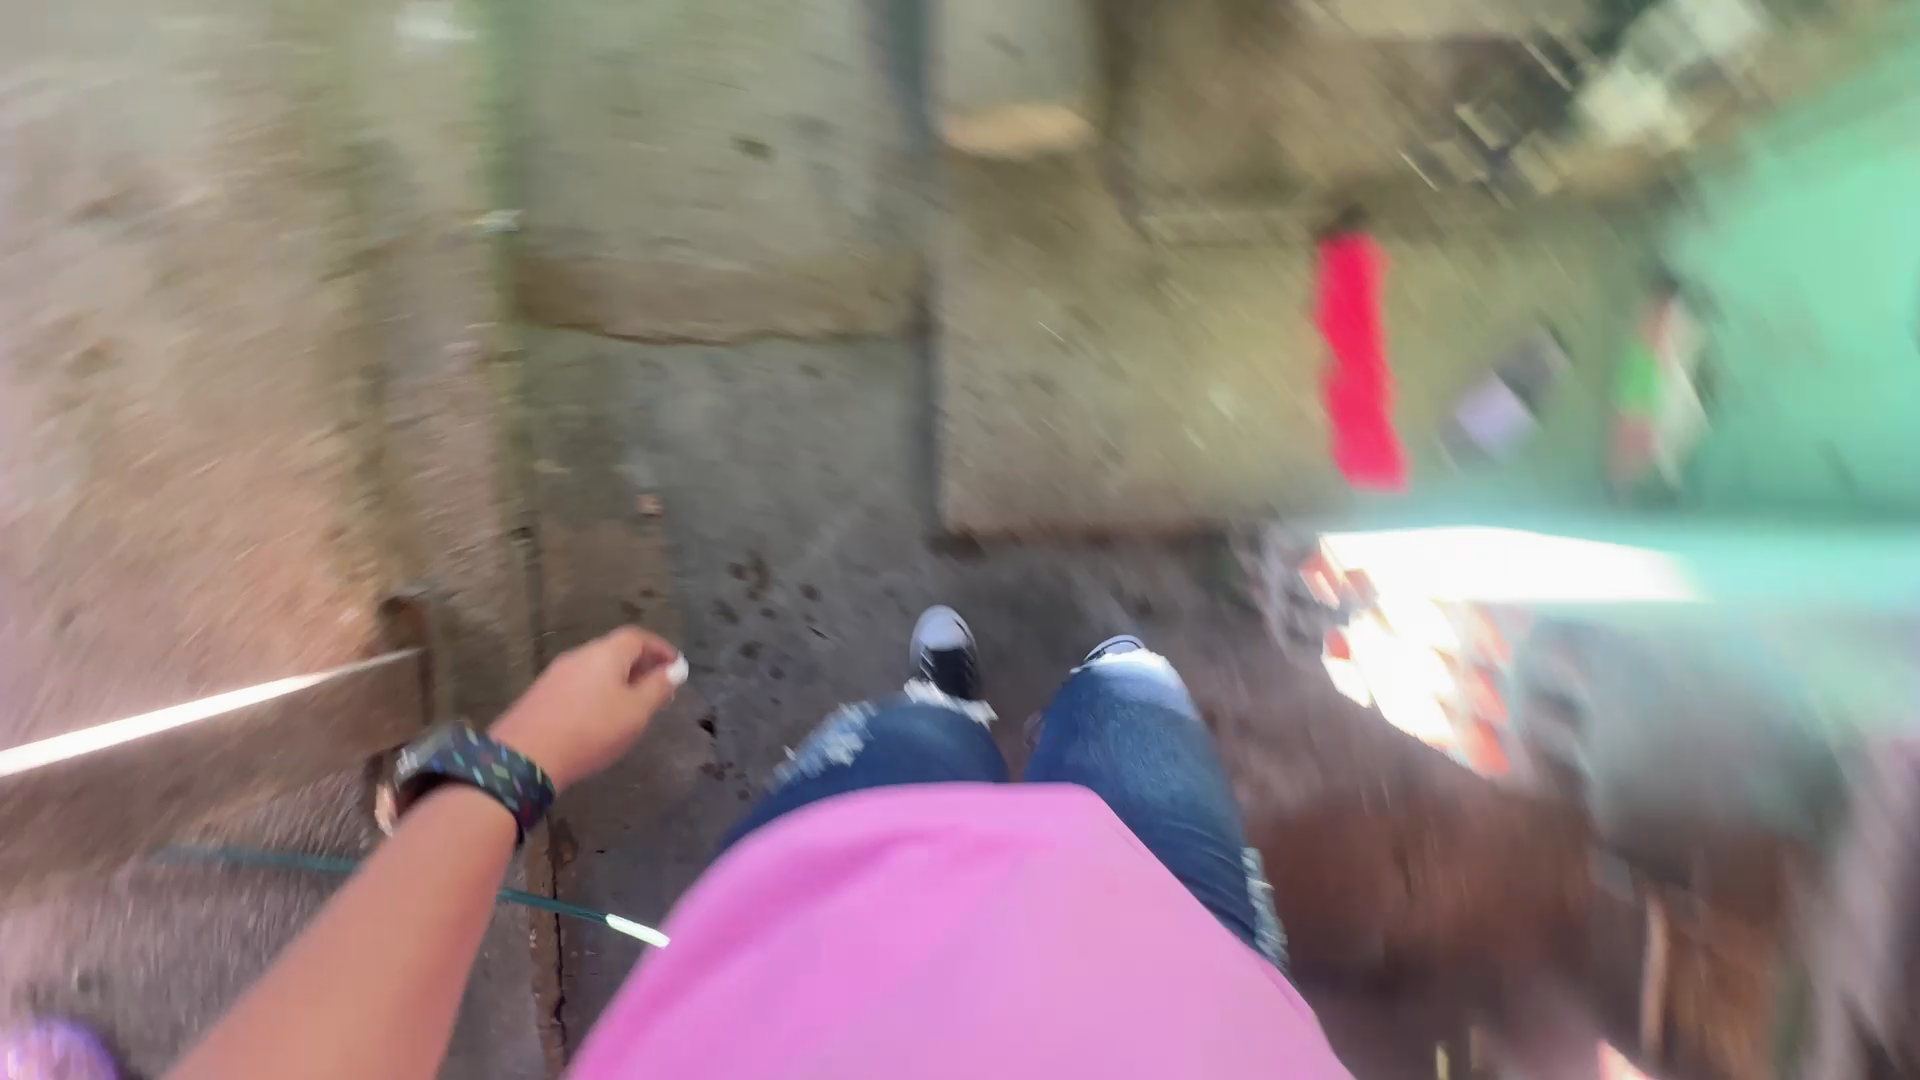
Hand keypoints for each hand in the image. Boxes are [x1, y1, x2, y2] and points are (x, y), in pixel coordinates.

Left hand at [490, 626, 685, 791]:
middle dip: (641, 665)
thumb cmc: (591, 730)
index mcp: (606, 653)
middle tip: (659, 687)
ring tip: (634, 705)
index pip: (639, 637)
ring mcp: (556, 675)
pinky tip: (602, 716)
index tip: (677, 667)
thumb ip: (658, 687)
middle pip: (616, 650)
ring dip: (620, 680)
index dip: (661, 649)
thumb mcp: (636, 711)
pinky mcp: (541, 695)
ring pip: (597, 668)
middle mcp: (580, 655)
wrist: (522, 759)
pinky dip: (599, 691)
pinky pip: (579, 684)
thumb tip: (676, 668)